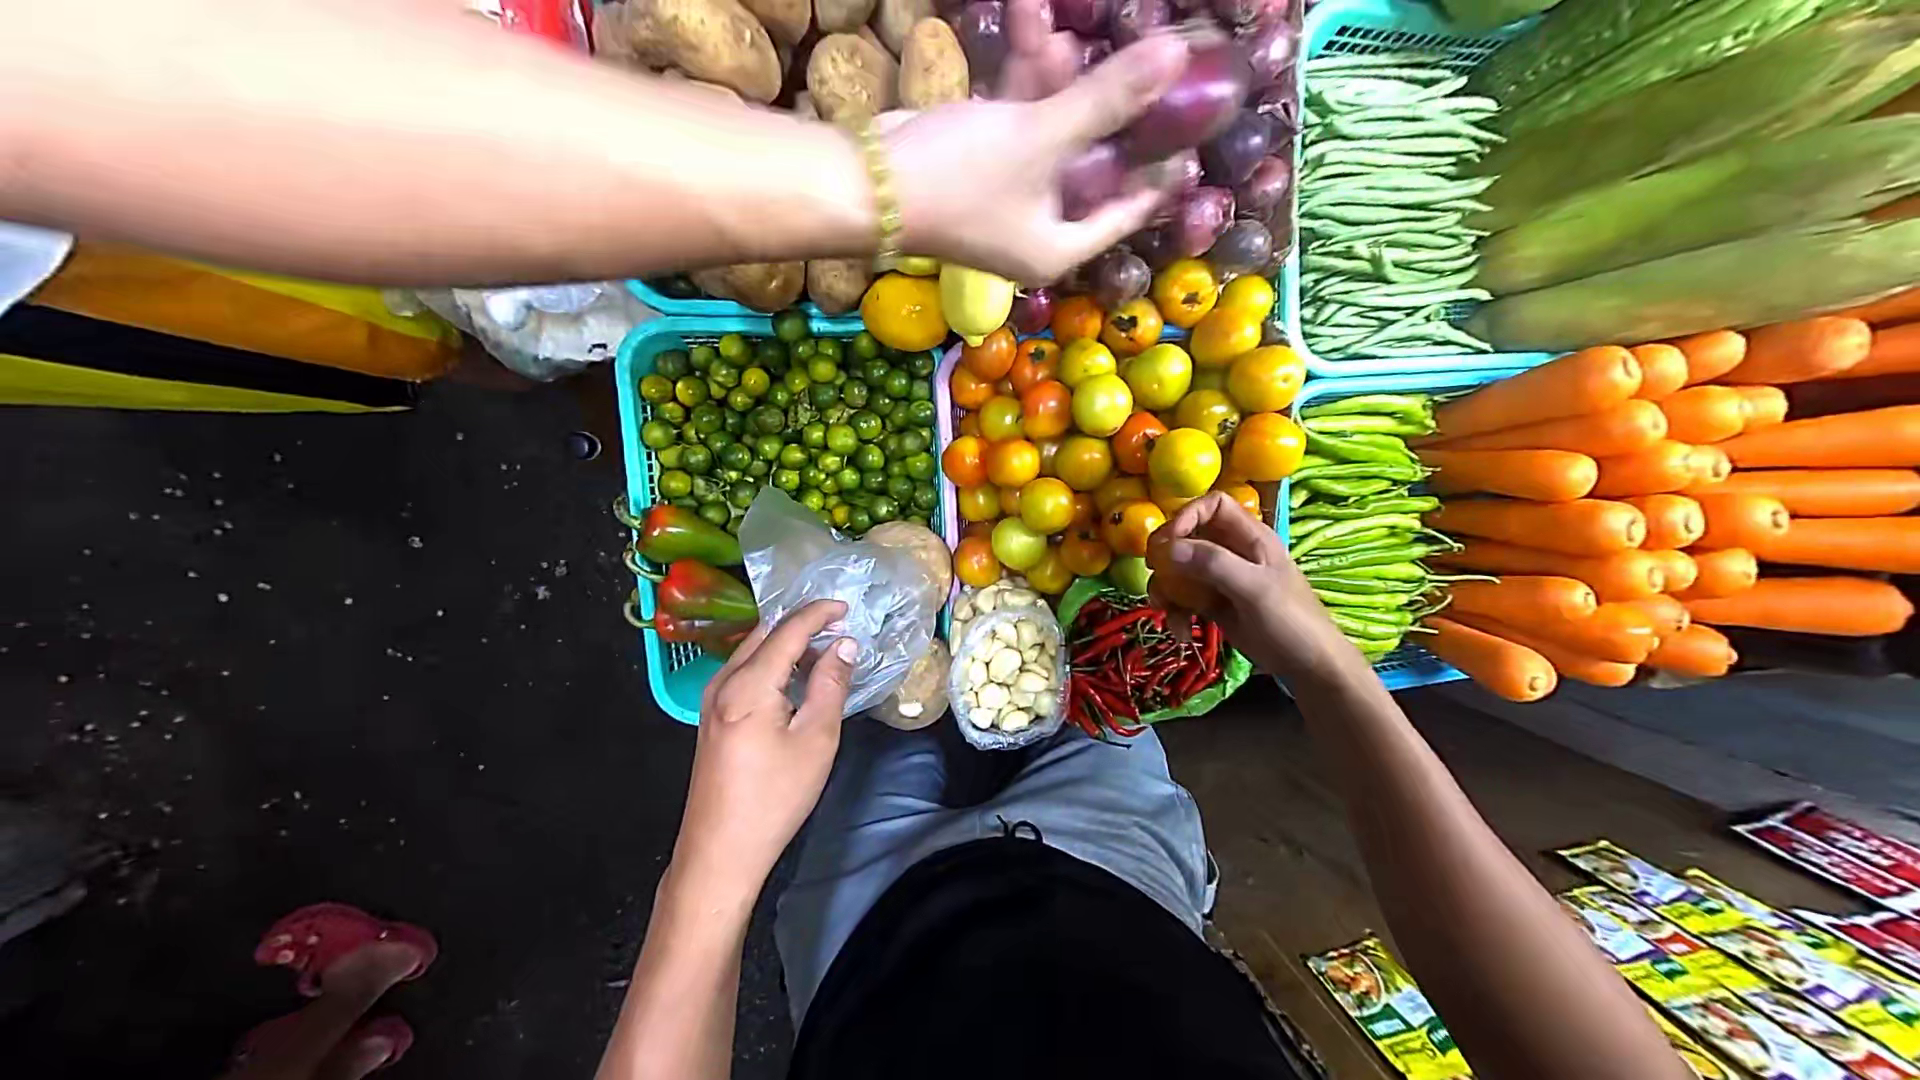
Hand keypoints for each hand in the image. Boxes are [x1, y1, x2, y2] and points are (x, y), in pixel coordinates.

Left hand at [672, 600, 856, 894]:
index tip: (846, 606)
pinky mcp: (711, 716)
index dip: (818, 613)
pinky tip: (793, 679)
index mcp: (749, 684)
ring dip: (786, 643)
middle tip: (838, 627)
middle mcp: (724, 682)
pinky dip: (772, 662)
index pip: (787, 630)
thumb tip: (844, 644)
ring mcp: (712, 699)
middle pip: (765, 634)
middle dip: (802, 624)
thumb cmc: (775, 796)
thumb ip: (830, 684)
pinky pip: (744, 671)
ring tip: (823, 651)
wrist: (720, 851)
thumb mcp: (816, 739)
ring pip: (752, 651)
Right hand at [880, 12, 1188, 284]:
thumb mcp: (1041, 138)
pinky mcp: (980, 166)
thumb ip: (1108, 100)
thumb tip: (1176, 58)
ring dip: (1057, 78)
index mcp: (1059, 245)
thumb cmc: (961, 180)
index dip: (1158, 174)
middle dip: (1106, 108)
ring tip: (1068, 24)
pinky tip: (1030, 22)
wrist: (869, 184)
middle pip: (1091, 167)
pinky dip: (1023, 81)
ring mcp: (1008, 197)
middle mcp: (1037, 228)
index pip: (1125, 213)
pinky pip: (1017, 121)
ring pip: (1051, 134)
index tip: (1189, 138)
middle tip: (1142, 61)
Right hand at [1148, 493, 1359, 680]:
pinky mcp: (1214, 604)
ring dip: (1166, 589)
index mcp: (1250, 537)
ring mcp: (1222, 579)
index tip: (1168, 542)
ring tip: (1164, 610)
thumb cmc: (1290, 621)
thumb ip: (1213, 563)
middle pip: (1188, 537)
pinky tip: (1181, 632)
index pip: (1212, 505)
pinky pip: (1184, 598)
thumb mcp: (1254, 589)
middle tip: (1155, 574)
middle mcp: (1233, 552)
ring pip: (1180, 570)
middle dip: (1167, 556)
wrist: (1309, 667)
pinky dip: (1177, 613)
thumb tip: (1167, 547)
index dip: (1187, 516)